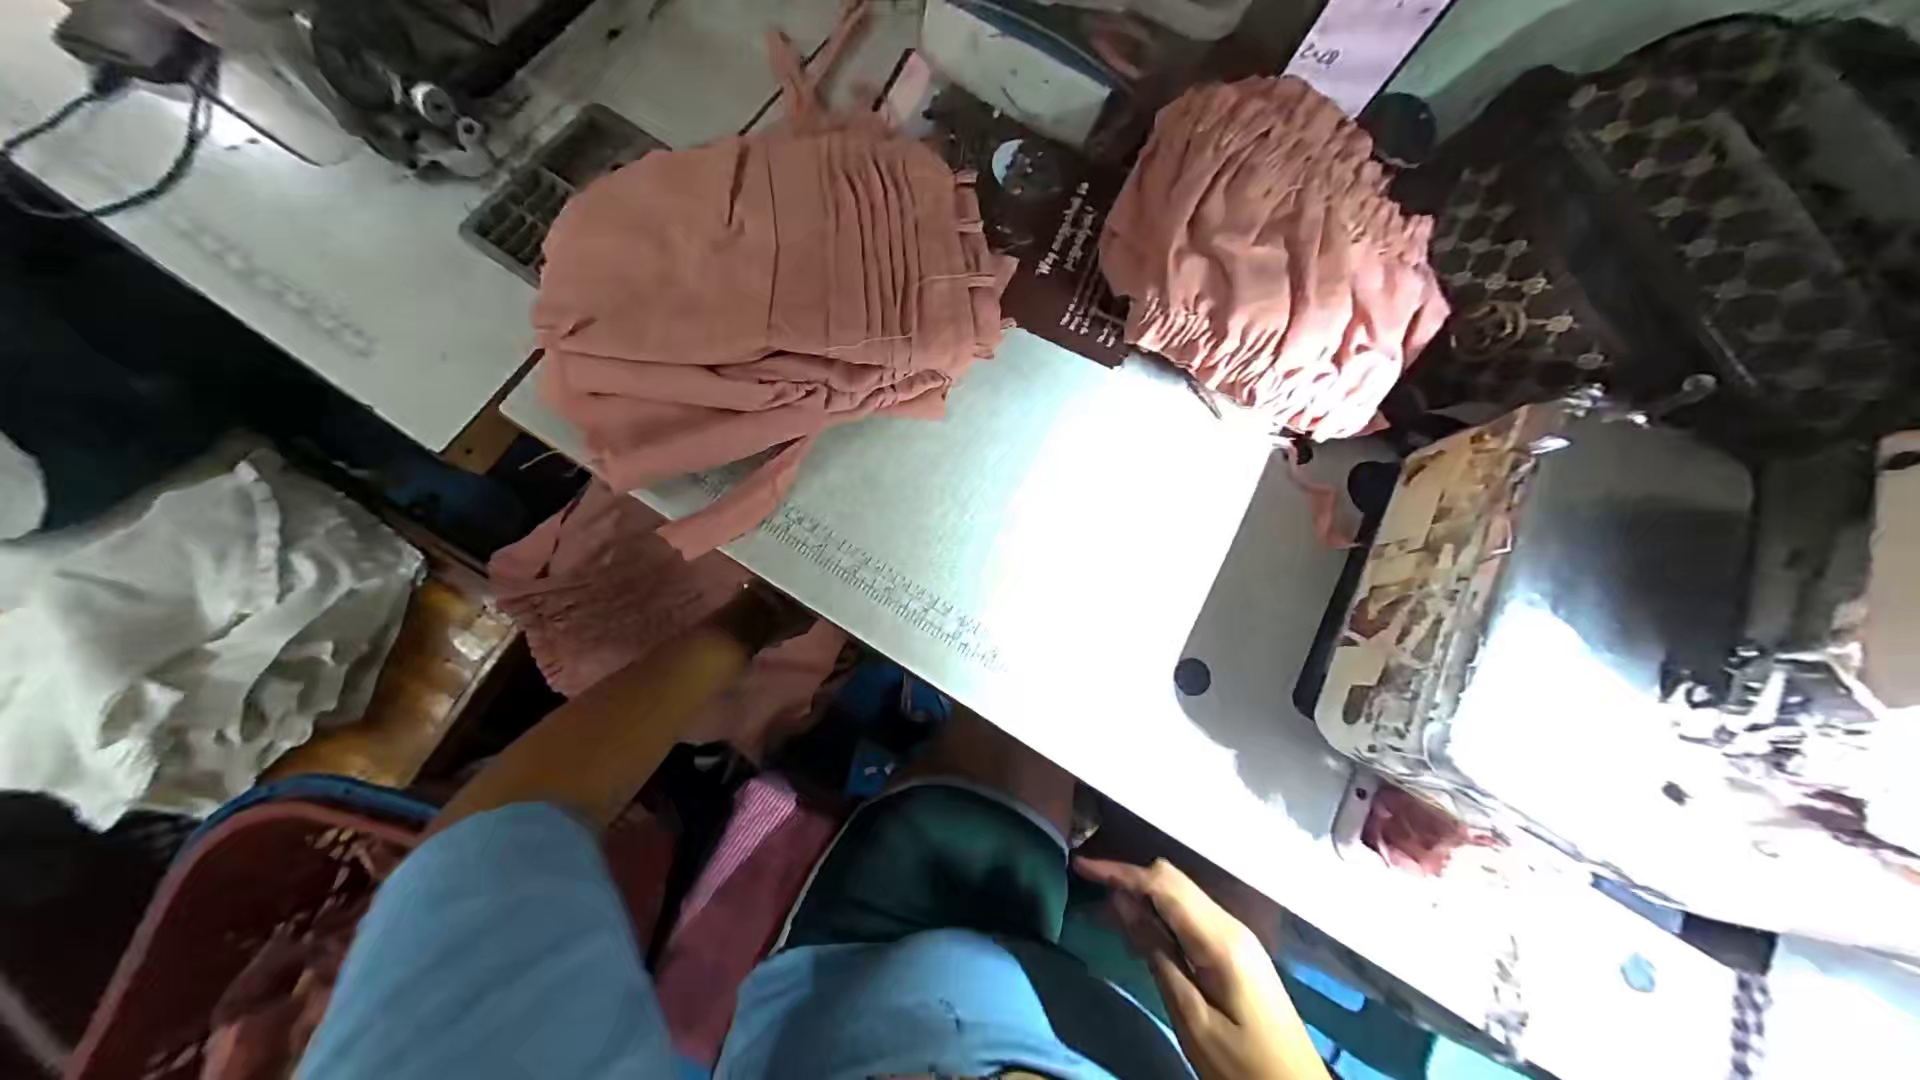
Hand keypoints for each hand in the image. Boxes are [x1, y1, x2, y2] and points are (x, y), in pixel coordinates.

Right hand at [1074, 857, 1328, 1079]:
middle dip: (1129, 878)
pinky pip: (1190, 914)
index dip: (1119, 871)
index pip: (1162, 884)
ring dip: (1144, 895)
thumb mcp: (1192, 1020)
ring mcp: (1236, 935)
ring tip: (1110, 914)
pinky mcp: (1236, 950)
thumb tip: (1122, 902)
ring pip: (1180, 894)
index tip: (1082, 866)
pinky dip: (1161, 913)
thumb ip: (1157, 954)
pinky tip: (1143, 932)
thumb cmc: (1244, 1069)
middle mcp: (1230, 924)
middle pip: (1172, 880)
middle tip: (1092, 895)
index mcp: (1221, 939)